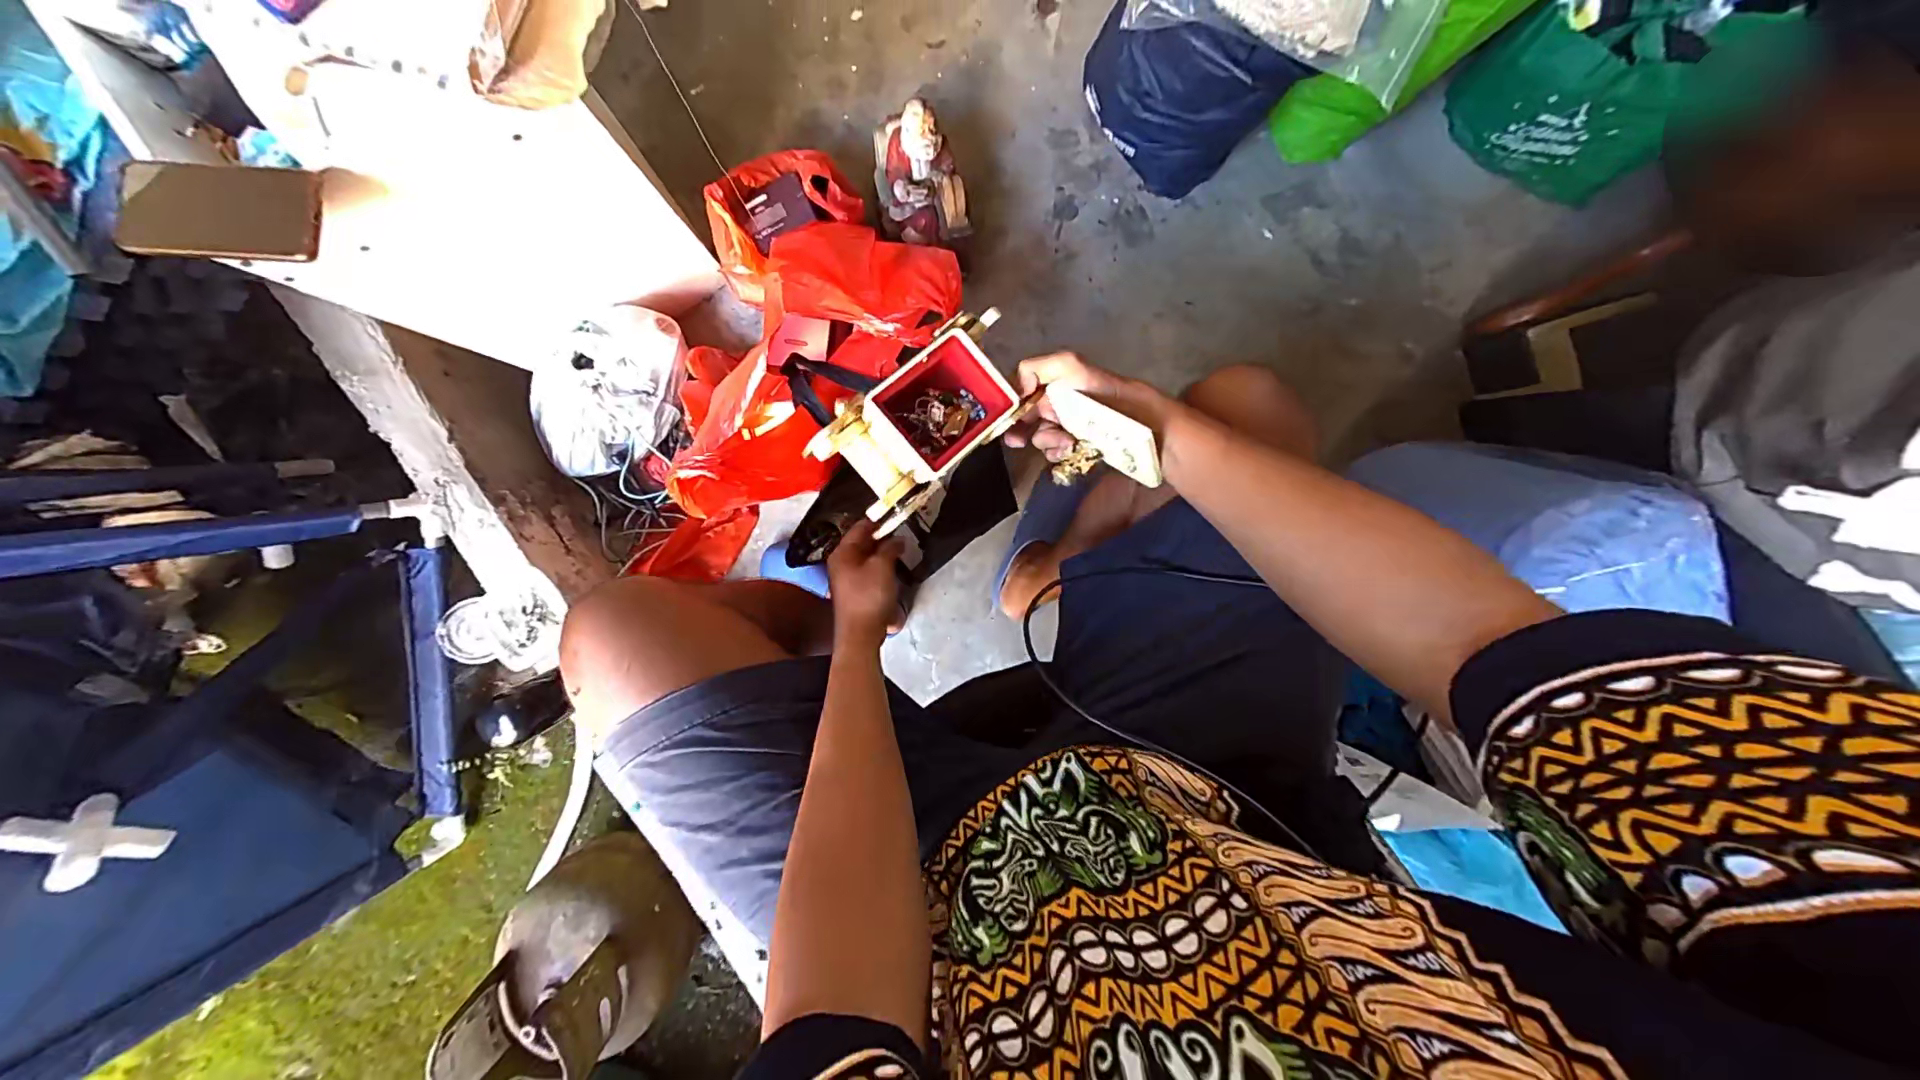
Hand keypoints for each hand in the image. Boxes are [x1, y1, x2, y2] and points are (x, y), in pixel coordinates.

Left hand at [827, 520, 904, 646]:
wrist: (860, 634)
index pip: (860, 527)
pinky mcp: (855, 592)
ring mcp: (846, 578)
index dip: (879, 520)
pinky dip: (881, 568)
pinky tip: (894, 570)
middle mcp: (840, 562)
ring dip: (883, 554)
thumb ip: (890, 547)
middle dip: (883, 538)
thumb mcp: (883, 566)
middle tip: (903, 533)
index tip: (897, 516)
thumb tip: (897, 538)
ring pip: (867, 558)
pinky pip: (869, 572)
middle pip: (862, 542)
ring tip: (902, 550)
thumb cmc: (869, 595)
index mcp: (842, 552)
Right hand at [1003, 352, 1173, 462]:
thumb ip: (1052, 369)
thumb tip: (1021, 380)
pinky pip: (1058, 445)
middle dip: (1023, 423)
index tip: (1012, 414)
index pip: (1031, 373)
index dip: (1017, 392)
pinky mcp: (1086, 440)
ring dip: (1044, 439)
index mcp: (1071, 374)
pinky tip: (1066, 453)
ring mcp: (1079, 418)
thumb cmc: (1128, 408)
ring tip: (1061, 446)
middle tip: (1015, 442)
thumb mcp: (1087, 377)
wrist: (1164, 440)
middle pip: (1032, 404)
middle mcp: (1071, 393)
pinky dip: (1056, 450)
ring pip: (1043, 428)